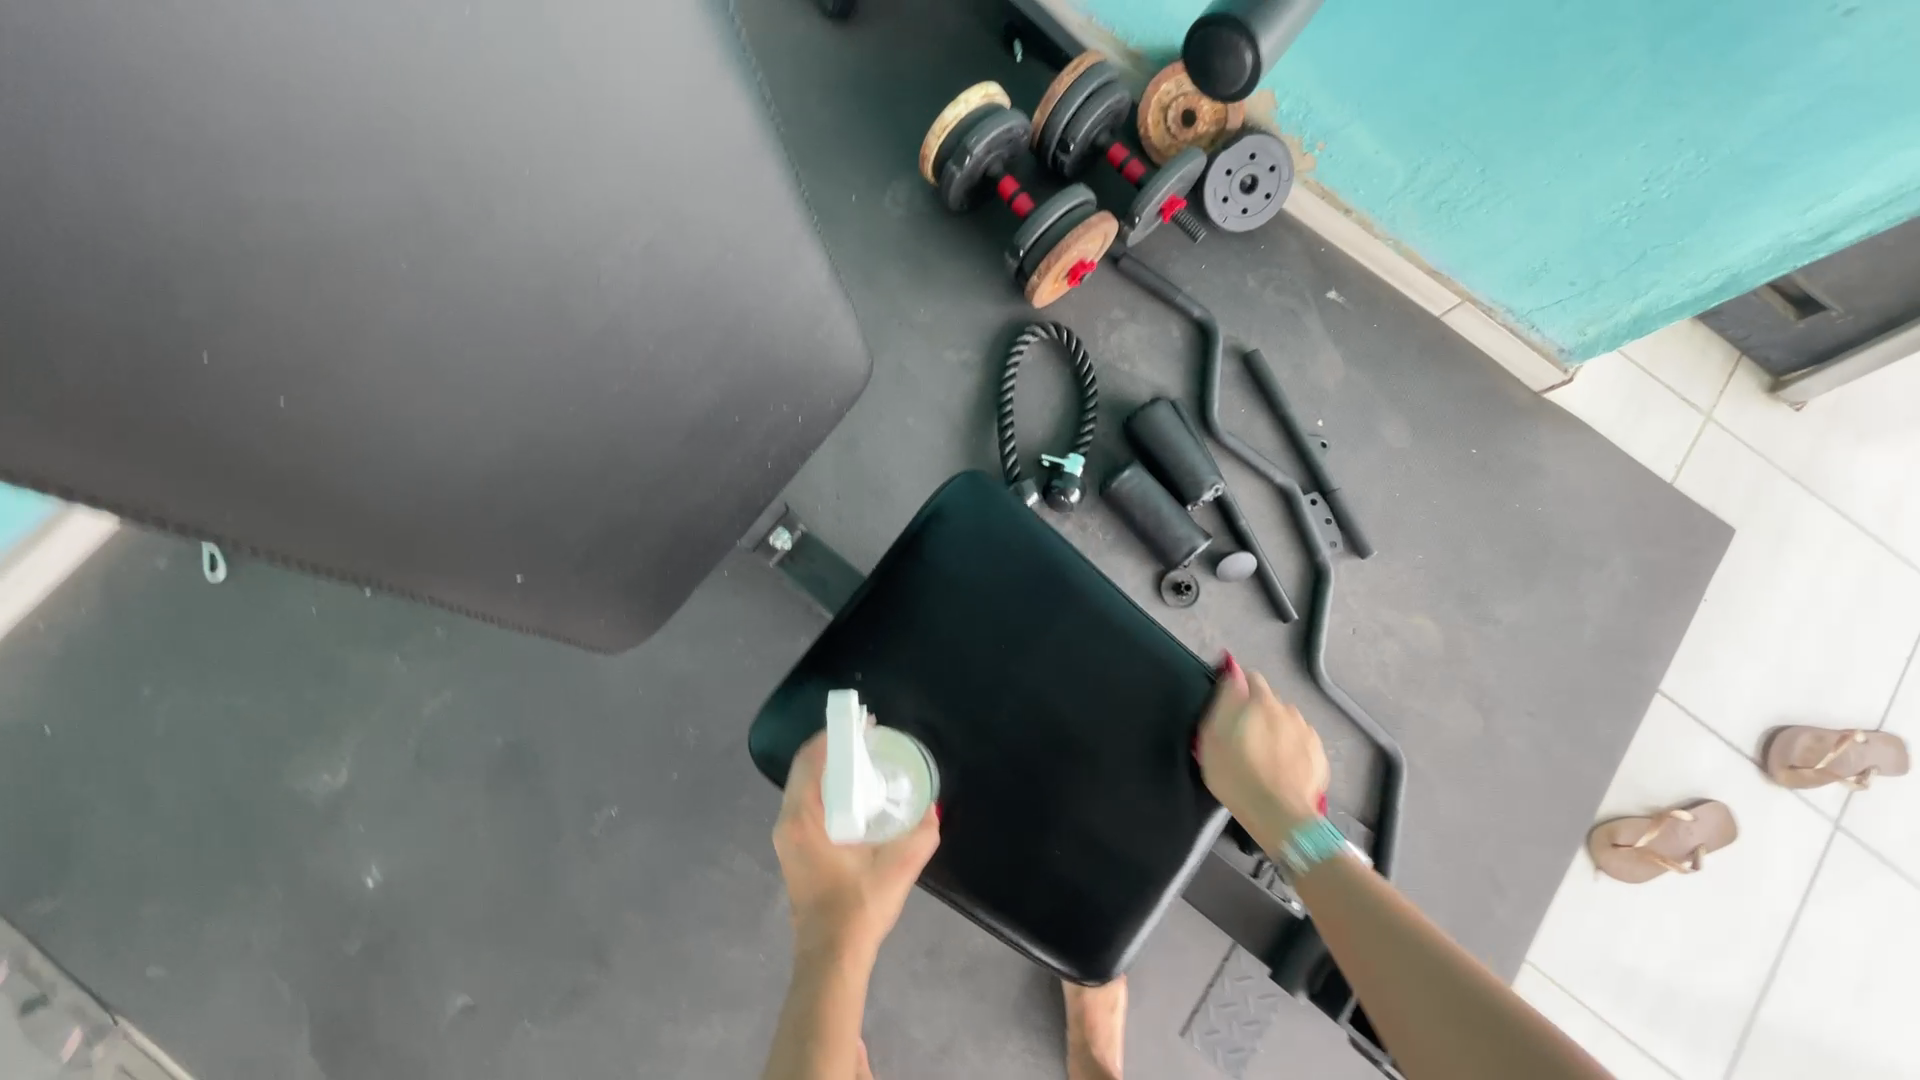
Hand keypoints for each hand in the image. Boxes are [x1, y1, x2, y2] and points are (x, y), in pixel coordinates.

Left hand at [772, 731, 940, 961]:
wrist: (832, 957)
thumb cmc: (858, 907)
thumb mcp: (898, 867)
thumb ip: (920, 833)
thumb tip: (931, 809)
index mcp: (803, 818)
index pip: (811, 759)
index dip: (835, 735)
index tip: (862, 723)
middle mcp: (787, 822)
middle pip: (805, 769)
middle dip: (834, 747)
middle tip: (868, 738)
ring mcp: (786, 838)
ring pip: (804, 787)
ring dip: (829, 768)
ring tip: (864, 760)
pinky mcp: (793, 851)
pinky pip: (806, 804)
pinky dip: (826, 788)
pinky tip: (854, 795)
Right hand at [1196, 655, 1329, 847]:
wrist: (1277, 814)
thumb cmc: (1236, 775)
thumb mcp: (1213, 735)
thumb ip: (1224, 698)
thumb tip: (1232, 670)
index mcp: (1261, 701)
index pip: (1250, 677)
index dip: (1238, 689)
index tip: (1228, 708)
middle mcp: (1288, 711)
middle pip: (1269, 701)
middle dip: (1257, 712)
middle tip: (1242, 738)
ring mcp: (1307, 733)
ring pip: (1287, 723)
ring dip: (1276, 730)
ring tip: (1263, 756)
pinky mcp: (1319, 757)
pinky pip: (1301, 744)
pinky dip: (1291, 749)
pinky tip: (1281, 768)